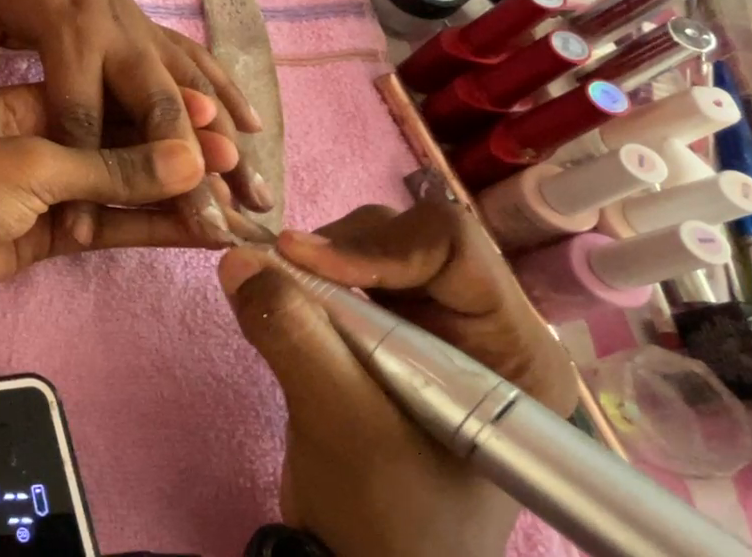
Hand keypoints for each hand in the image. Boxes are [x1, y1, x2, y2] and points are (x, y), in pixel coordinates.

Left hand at [0, 0, 267, 244]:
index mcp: (64, 34)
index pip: (78, 115)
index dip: (82, 173)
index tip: (84, 231)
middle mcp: (113, 36)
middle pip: (154, 110)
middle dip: (181, 171)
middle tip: (208, 225)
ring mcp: (141, 30)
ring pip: (190, 93)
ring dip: (223, 146)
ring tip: (255, 197)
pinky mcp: (151, 28)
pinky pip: (196, 63)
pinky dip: (227, 94)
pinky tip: (253, 129)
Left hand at [0, 83, 243, 330]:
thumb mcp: (31, 165)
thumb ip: (108, 166)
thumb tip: (191, 164)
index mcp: (26, 99)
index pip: (108, 99)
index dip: (161, 115)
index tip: (215, 128)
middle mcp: (40, 136)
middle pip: (121, 140)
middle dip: (178, 154)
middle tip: (236, 165)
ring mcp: (44, 186)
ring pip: (119, 185)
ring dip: (173, 195)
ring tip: (231, 205)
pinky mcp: (47, 232)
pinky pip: (106, 223)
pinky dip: (147, 227)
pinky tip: (195, 231)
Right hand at [219, 200, 577, 556]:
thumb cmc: (383, 513)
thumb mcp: (342, 425)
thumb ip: (295, 337)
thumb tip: (238, 260)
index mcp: (512, 350)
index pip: (452, 249)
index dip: (375, 244)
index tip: (298, 259)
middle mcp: (481, 328)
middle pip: (410, 239)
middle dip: (340, 248)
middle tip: (280, 270)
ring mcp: (433, 332)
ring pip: (372, 251)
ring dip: (317, 262)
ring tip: (277, 290)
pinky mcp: (387, 340)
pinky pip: (344, 281)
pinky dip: (304, 280)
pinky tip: (283, 303)